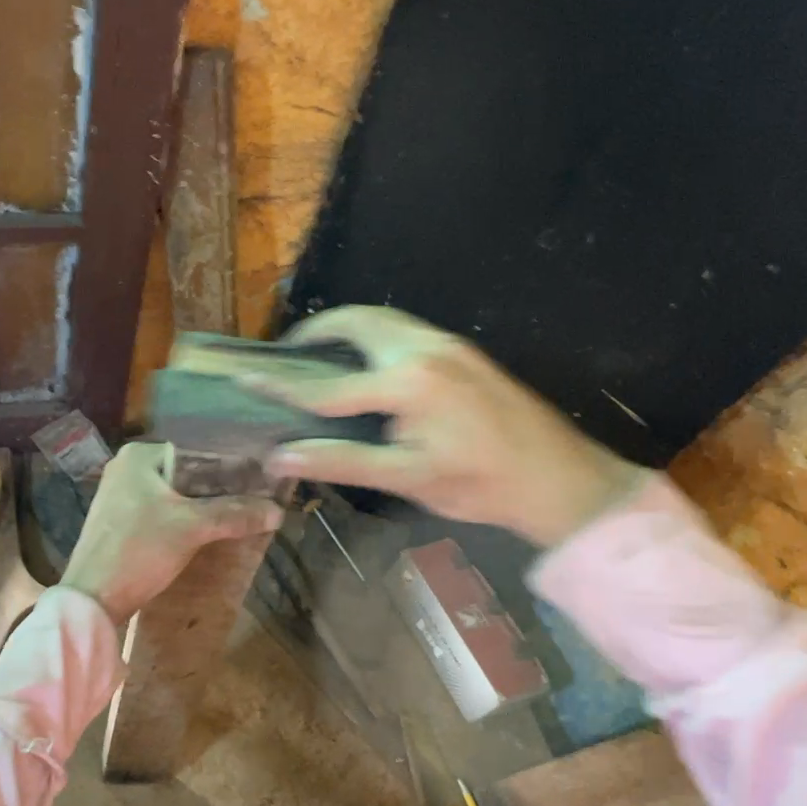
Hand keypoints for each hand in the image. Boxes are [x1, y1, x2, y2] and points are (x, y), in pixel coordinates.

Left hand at [59, 443, 283, 624]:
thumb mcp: (191, 528)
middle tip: (256, 503)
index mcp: (139, 455)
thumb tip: (277, 511)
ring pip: (174, 496)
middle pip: (187, 473)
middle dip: (218, 490)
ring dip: (202, 509)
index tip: (261, 483)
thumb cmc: (139, 551)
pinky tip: (207, 535)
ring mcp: (119, 495)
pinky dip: (183, 522)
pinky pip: (161, 513)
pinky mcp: (119, 522)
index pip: (198, 451)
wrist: (91, 599)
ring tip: (239, 519)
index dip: (230, 468)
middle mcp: (126, 468)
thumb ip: (234, 514)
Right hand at [248, 306, 639, 547]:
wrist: (561, 479)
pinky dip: (372, 337)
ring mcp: (449, 345)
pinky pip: (404, 330)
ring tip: (319, 356)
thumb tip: (279, 457)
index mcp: (408, 381)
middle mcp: (425, 349)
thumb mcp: (408, 478)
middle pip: (357, 323)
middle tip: (287, 356)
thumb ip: (341, 462)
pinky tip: (365, 367)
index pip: (327, 384)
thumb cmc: (481, 485)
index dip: (282, 384)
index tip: (245, 375)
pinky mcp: (463, 352)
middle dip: (316, 332)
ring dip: (346, 329)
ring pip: (383, 320)